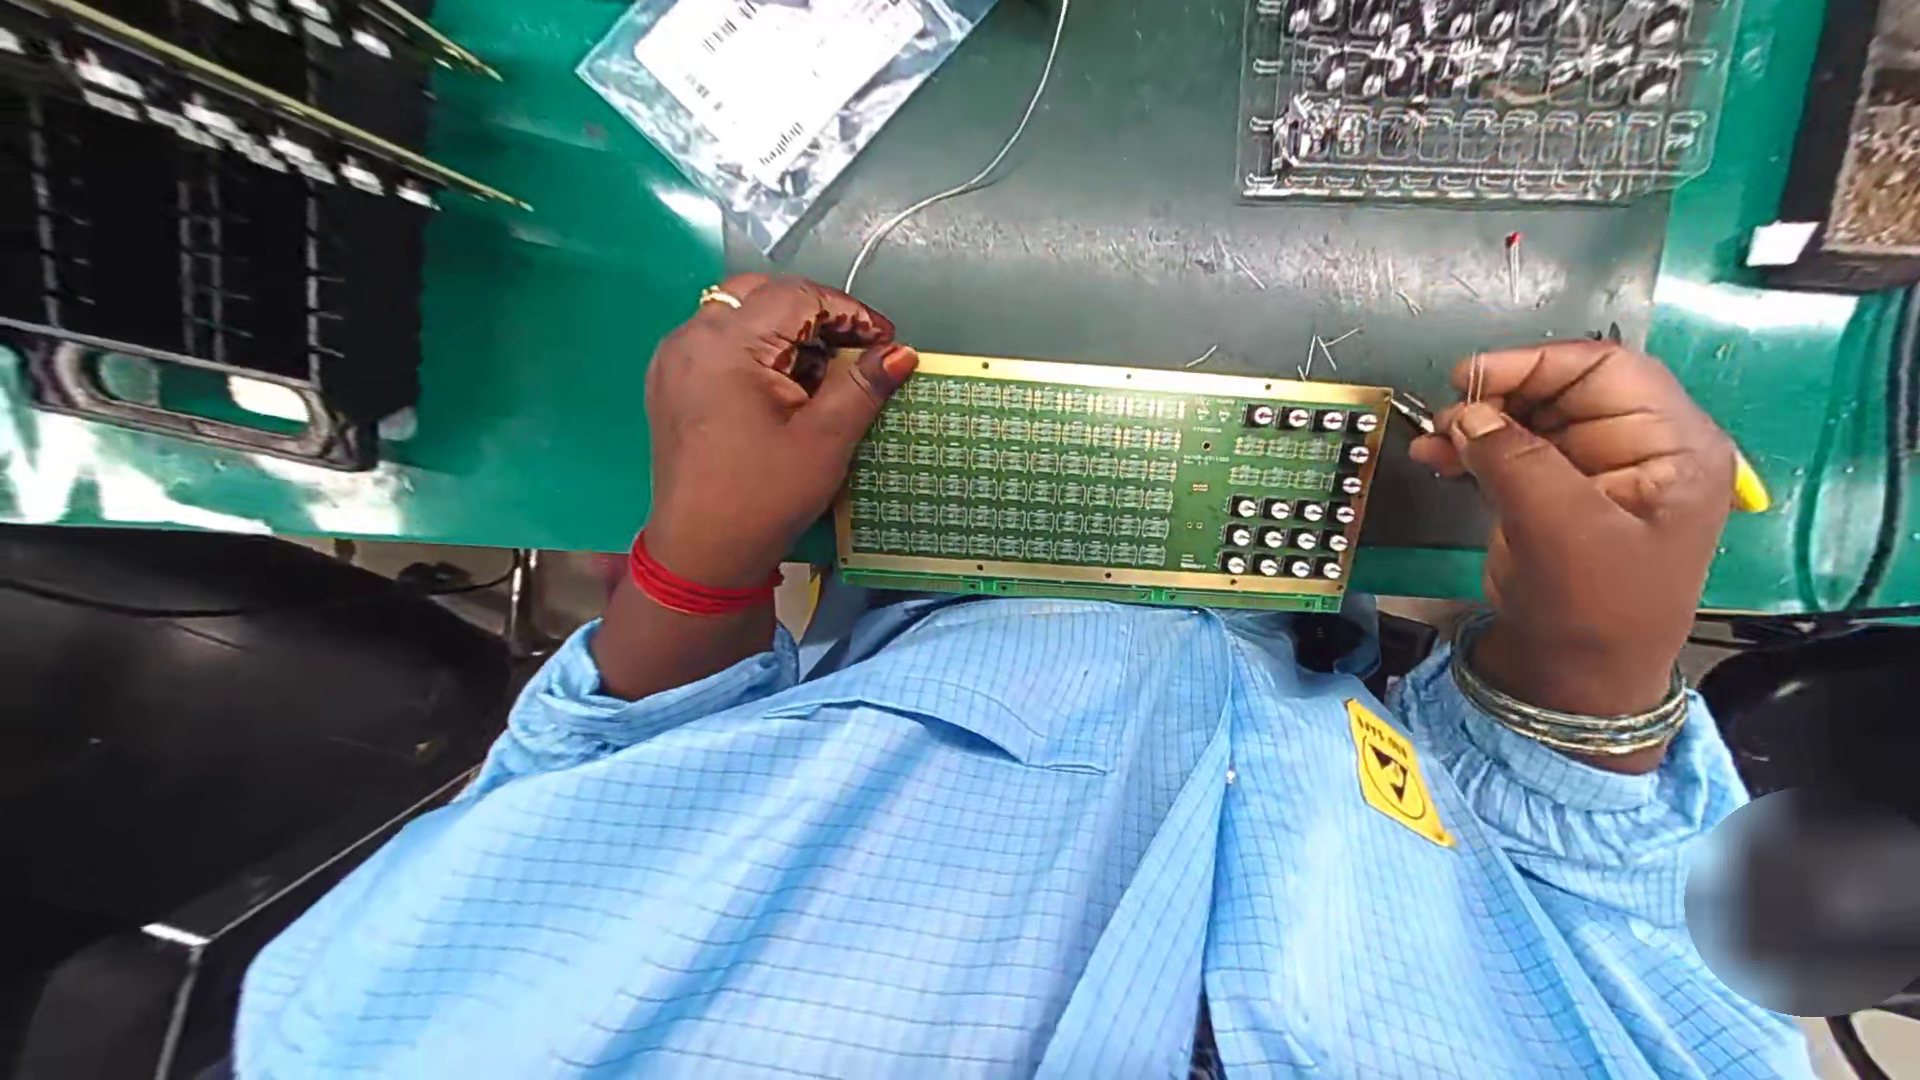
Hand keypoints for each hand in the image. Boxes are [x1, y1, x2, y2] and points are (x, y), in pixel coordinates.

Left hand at [643, 274, 916, 586]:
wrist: (703, 552)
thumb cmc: (766, 495)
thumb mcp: (825, 439)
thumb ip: (863, 386)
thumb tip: (902, 352)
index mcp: (726, 344)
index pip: (796, 296)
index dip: (850, 311)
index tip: (885, 341)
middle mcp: (690, 338)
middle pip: (763, 295)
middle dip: (817, 315)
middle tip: (854, 351)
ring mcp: (675, 360)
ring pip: (740, 317)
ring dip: (788, 334)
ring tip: (824, 375)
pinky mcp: (673, 383)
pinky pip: (722, 344)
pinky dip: (760, 353)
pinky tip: (786, 389)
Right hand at [1407, 342, 1733, 720]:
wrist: (1572, 666)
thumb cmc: (1590, 602)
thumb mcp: (1561, 527)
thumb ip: (1516, 461)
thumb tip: (1466, 415)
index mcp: (1666, 444)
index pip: (1604, 371)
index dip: (1534, 364)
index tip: (1465, 378)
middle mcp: (1628, 447)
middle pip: (1557, 392)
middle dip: (1495, 398)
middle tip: (1444, 419)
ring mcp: (1581, 472)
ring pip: (1521, 420)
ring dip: (1471, 425)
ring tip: (1430, 442)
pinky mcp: (1541, 494)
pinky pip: (1500, 452)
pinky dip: (1464, 450)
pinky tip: (1433, 457)